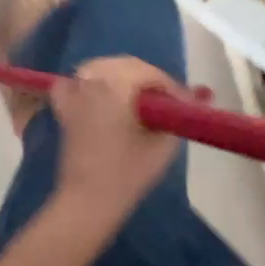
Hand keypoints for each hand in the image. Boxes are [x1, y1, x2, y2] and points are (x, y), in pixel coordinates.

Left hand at [48, 56, 182, 218]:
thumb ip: (180, 113)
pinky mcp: (63, 106)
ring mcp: (73, 90)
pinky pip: (76, 82)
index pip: (151, 73)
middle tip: (168, 103)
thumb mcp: (163, 142)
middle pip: (127, 66)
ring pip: (102, 69)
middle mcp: (91, 77)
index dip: (172, 87)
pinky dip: (89, 83)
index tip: (186, 105)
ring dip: (122, 77)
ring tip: (141, 101)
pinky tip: (101, 94)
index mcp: (115, 82)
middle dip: (149, 80)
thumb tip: (201, 94)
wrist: (88, 199)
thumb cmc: (128, 172)